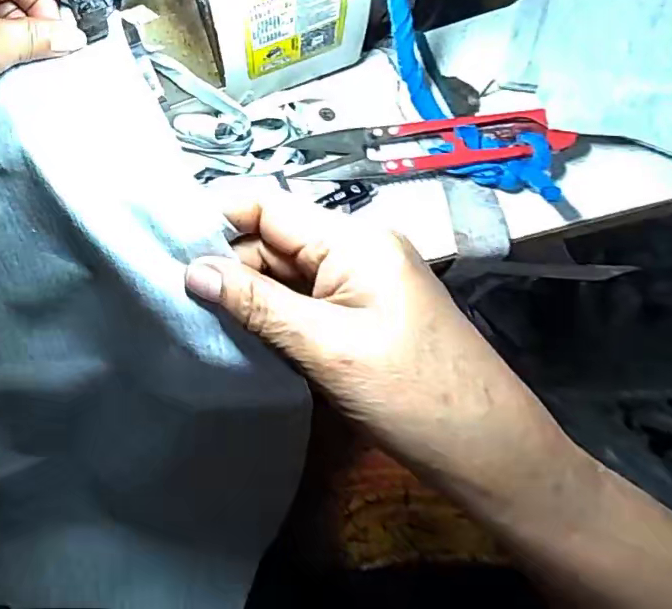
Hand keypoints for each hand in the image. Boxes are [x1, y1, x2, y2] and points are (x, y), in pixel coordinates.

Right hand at [184, 180, 573, 506]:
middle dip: (224, 263)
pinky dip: (264, 310)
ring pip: (275, 269)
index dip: (213, 218)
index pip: (263, 205)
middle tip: (180, 293)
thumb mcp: (327, 348)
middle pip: (265, 237)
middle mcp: (350, 247)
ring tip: (202, 315)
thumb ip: (254, 302)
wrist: (503, 466)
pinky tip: (239, 329)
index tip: (167, 244)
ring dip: (242, 291)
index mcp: (351, 239)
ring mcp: (353, 279)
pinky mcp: (352, 308)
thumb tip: (189, 271)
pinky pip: (293, 295)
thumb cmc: (420, 399)